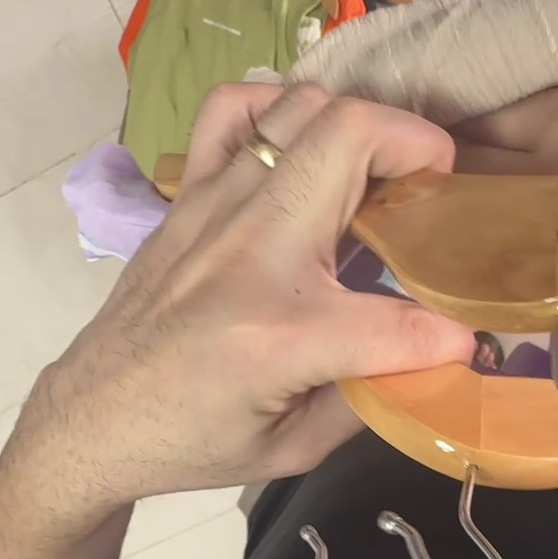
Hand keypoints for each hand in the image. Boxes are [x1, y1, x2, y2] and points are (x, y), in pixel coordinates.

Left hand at [11, 84, 474, 515]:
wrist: (92, 418)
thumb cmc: (191, 443)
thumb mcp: (291, 449)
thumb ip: (368, 399)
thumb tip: (429, 358)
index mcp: (279, 335)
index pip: (399, 321)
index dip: (449, 335)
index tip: (465, 342)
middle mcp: (249, 252)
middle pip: (350, 140)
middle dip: (418, 147)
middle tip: (434, 189)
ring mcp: (212, 210)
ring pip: (301, 109)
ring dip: (358, 126)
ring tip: (375, 173)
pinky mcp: (187, 197)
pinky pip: (233, 112)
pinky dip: (277, 110)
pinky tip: (296, 151)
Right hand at [449, 64, 557, 363]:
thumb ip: (497, 259)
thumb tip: (444, 239)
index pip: (461, 164)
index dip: (438, 192)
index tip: (433, 213)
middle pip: (492, 121)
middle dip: (471, 160)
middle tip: (475, 199)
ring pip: (539, 104)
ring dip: (520, 139)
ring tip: (531, 180)